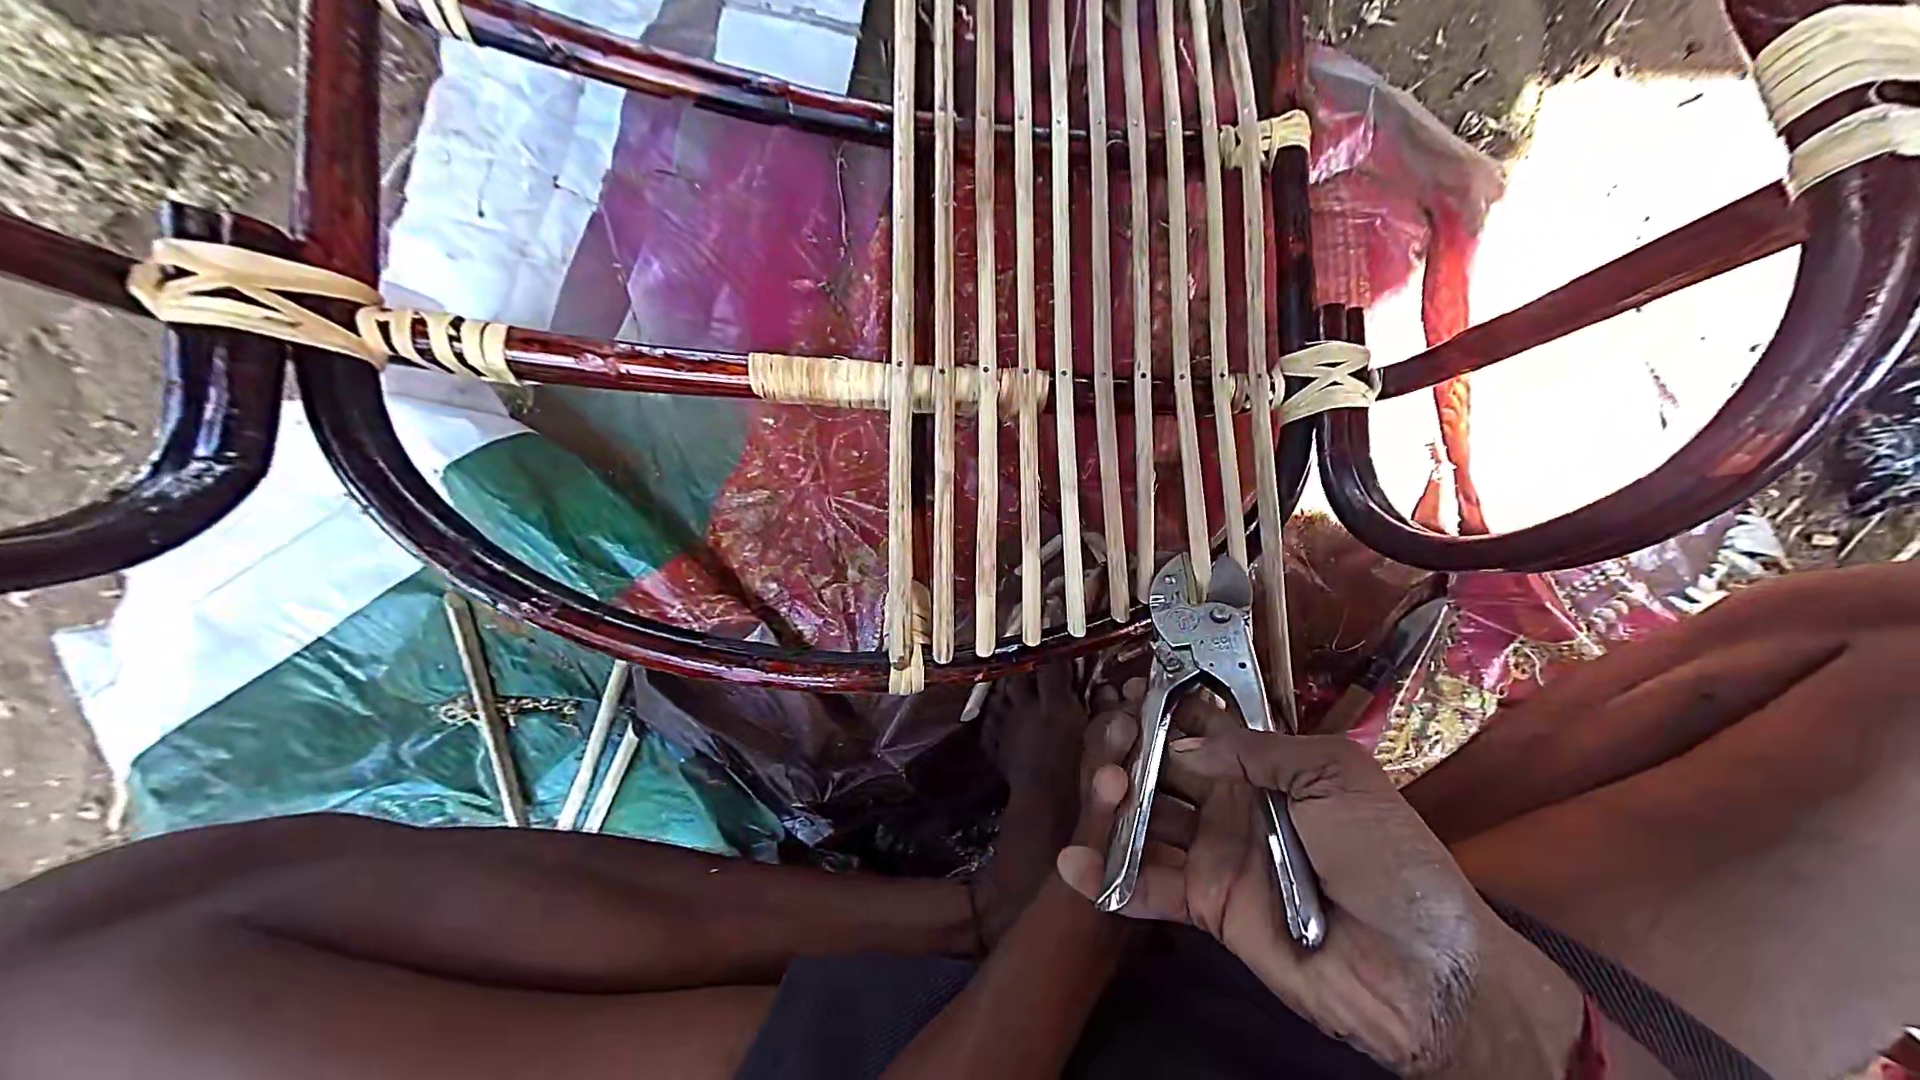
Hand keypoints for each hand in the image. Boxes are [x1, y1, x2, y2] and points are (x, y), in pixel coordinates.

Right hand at [1056, 699, 1582, 1074]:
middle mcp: (1227, 804)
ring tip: (1102, 792)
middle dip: (1130, 752)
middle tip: (1111, 742)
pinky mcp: (1204, 906)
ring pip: (1146, 823)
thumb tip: (1187, 740)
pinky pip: (1148, 888)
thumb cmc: (1388, 857)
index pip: (1199, 728)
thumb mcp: (1336, 776)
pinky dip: (1109, 878)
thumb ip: (1259, 749)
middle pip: (1161, 770)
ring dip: (1115, 808)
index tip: (1127, 693)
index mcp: (1261, 768)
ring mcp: (1211, 854)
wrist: (1423, 972)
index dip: (1163, 710)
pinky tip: (1076, 864)